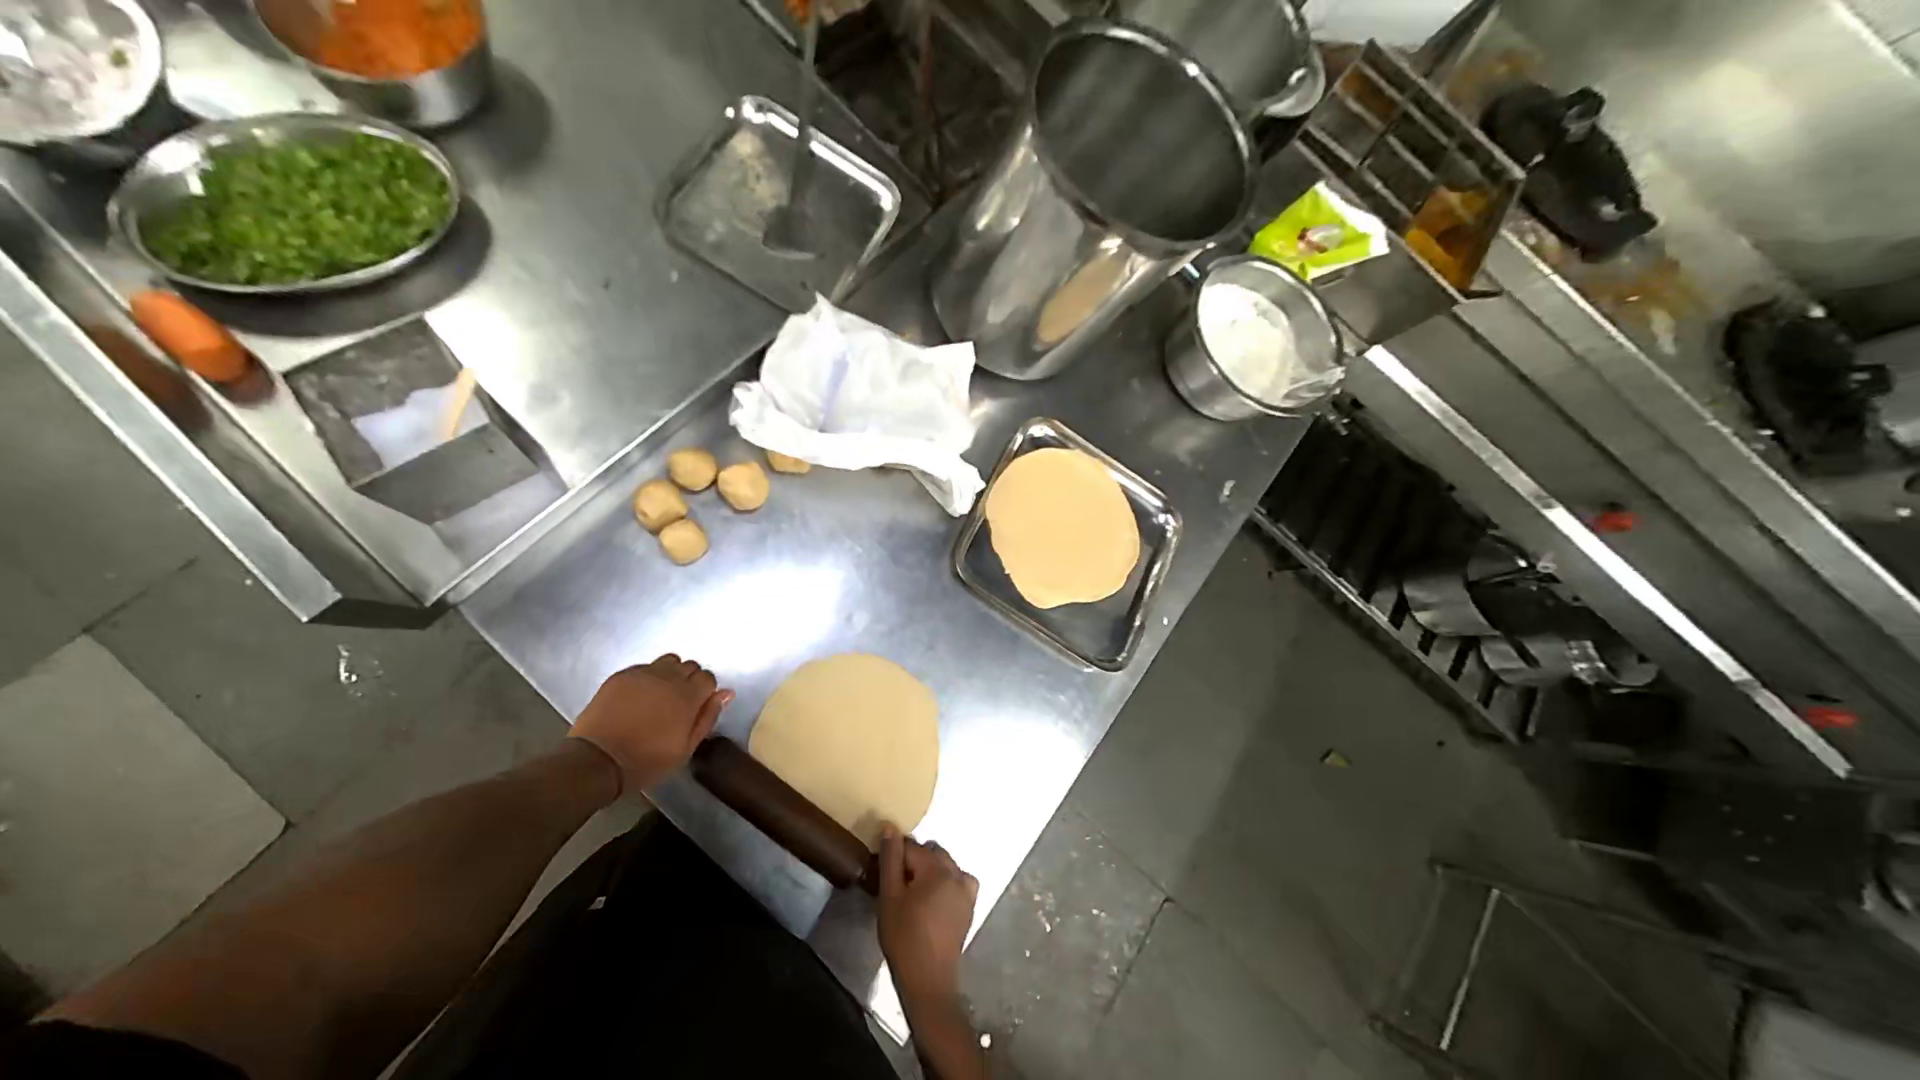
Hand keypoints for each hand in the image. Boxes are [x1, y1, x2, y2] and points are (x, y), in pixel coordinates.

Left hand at [569, 654, 731, 794]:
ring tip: (661, 695)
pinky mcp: (621, 676)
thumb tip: (726, 693)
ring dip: (670, 674)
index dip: (706, 691)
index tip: (697, 707)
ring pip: (668, 661)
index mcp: (687, 697)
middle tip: (679, 704)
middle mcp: (667, 678)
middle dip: (690, 681)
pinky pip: (644, 666)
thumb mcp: (685, 749)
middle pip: (690, 666)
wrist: (597, 761)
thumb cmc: (646, 761)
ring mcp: (642, 674)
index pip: (708, 677)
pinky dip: (649, 676)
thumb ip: (708, 717)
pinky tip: (640, 696)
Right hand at [877, 824, 977, 1008]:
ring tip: (913, 892)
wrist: (928, 980)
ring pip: (946, 866)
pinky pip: (959, 881)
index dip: (895, 857)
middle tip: (896, 885)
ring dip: (930, 870)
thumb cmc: (904, 937)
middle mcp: (958, 874)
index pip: (912, 847)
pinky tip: (934, 898)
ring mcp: (967, 891)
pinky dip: (946, 882)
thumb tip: (890, 826)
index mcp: (938, 869)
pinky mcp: (969, 907)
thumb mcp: (890, 896)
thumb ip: (890, 859)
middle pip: (932, 853)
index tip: (883, 874)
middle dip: (913, 861)